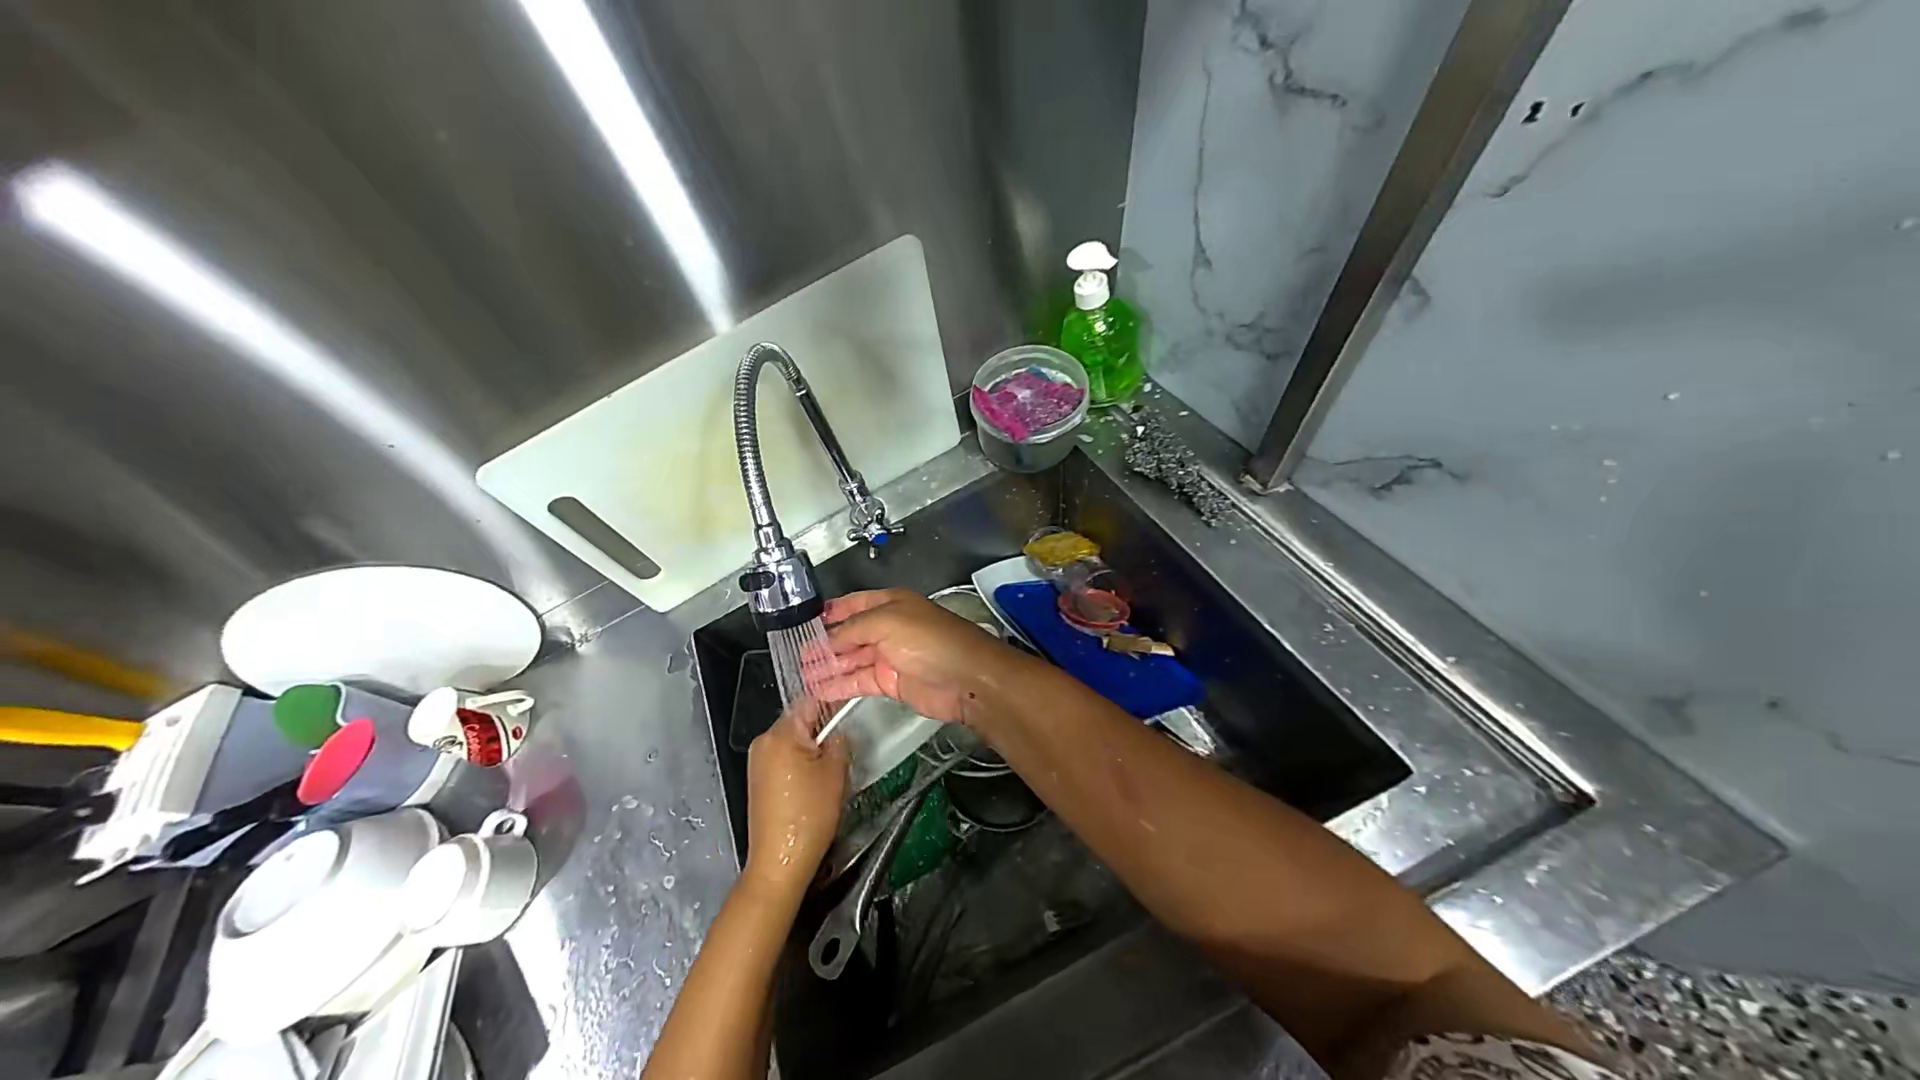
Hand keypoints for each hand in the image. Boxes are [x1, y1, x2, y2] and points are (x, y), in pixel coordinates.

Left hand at [743, 703, 848, 895]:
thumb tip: (836, 731)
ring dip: (812, 749)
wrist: (780, 861)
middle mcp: (763, 742)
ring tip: (830, 772)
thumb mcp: (835, 772)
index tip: (851, 719)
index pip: (810, 702)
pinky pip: (784, 758)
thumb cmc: (809, 814)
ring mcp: (757, 761)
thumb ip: (838, 740)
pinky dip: (800, 764)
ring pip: (793, 741)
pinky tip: (813, 785)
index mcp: (780, 734)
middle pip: (800, 721)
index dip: (834, 708)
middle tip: (843, 752)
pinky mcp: (758, 779)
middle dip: (822, 732)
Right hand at [813, 588, 1027, 724]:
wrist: (966, 678)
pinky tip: (820, 689)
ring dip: (828, 667)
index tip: (806, 624)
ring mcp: (890, 656)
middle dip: (824, 644)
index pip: (853, 605)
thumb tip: (827, 640)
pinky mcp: (891, 682)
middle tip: (798, 656)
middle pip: (849, 634)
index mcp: (890, 604)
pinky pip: (859, 681)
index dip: (830, 614)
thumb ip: (852, 629)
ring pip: (851, 660)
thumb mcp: (886, 622)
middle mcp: (889, 628)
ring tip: (802, 675)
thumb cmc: (933, 641)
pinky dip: (839, 685)